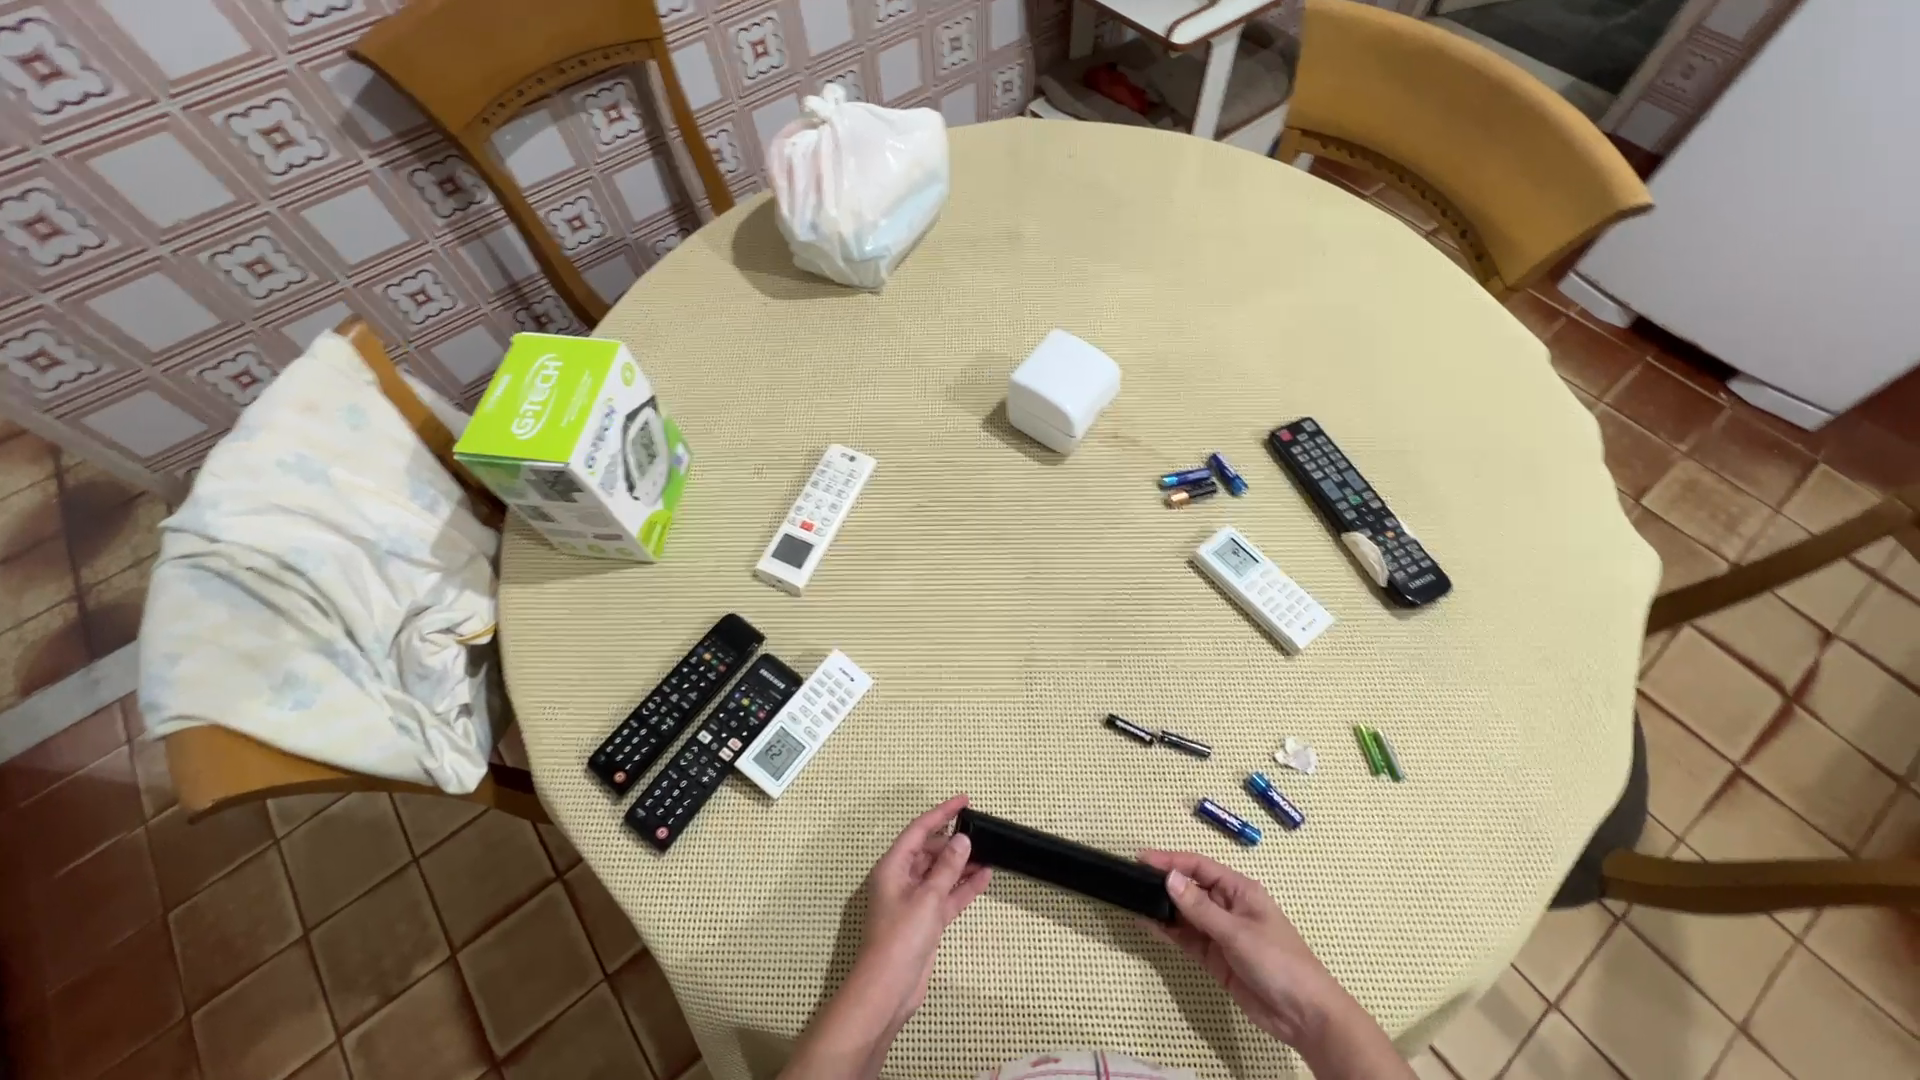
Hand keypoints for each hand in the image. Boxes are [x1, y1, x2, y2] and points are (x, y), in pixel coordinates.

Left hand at [854, 794, 993, 1023]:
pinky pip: (948, 896)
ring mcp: (914, 901)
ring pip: (941, 874)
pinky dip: (964, 887)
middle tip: (980, 834)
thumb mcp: (927, 898)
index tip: (964, 801)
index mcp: (892, 867)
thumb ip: (947, 868)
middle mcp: (901, 880)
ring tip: (988, 853)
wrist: (888, 989)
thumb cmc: (900, 938)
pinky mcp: (926, 921)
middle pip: (929, 851)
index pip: (919, 830)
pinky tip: (985, 877)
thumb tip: (963, 841)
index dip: (941, 813)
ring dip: (962, 865)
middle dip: (953, 842)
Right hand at [1138, 849, 1351, 1049]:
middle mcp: (1227, 907)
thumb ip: (1200, 908)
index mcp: (1240, 891)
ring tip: (1133, 900)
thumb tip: (1169, 879)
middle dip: (1163, 883)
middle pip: (1190, 888)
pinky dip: (1167, 932)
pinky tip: (1147, 924)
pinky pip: (1186, 938)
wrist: (1304, 1015)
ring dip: (1162, 908)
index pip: (1200, 867)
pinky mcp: (1214, 957)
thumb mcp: (1237, 932)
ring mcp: (1220, 933)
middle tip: (1131, 880)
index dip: (1171, 860)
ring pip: (1185, 914)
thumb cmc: (1278, 962)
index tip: (1141, 859)